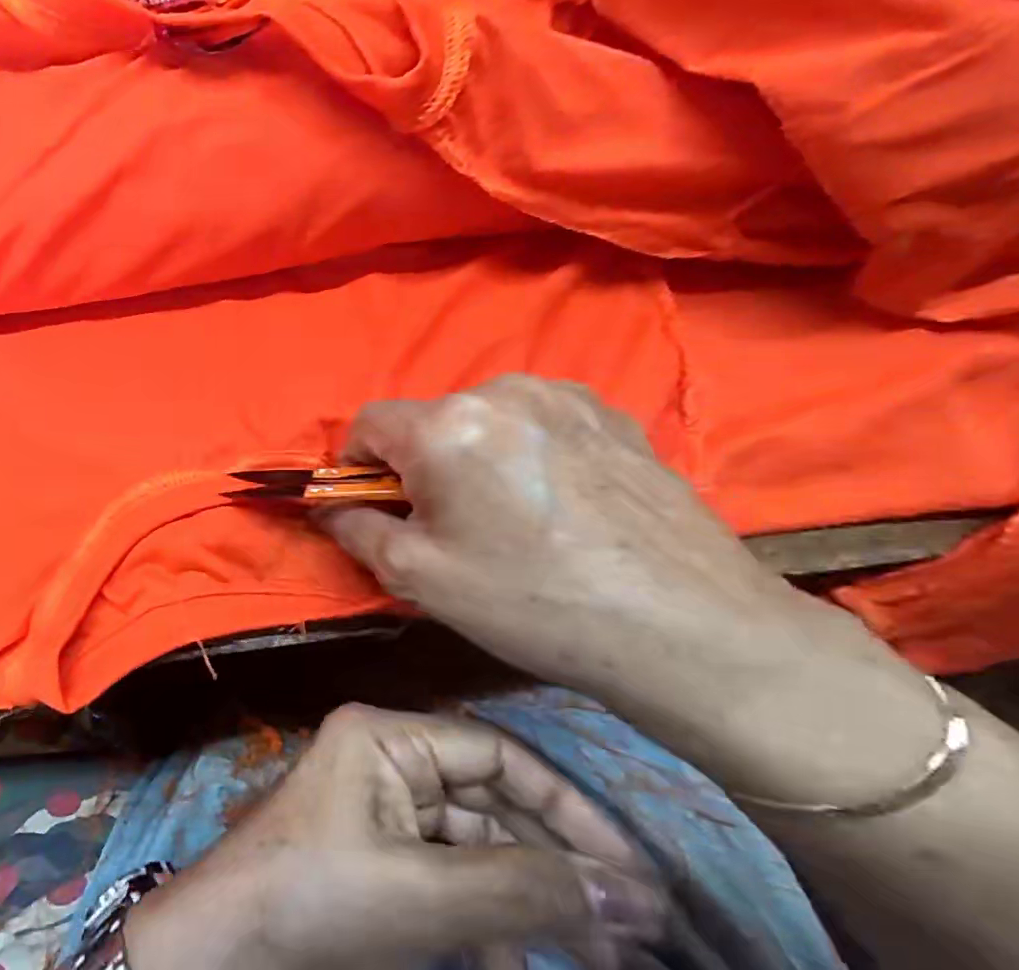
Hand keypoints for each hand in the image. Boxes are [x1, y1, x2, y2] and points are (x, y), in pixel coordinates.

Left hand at [124, 704, 667, 969]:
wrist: (227, 953)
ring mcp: (385, 810)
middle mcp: (390, 761)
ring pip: (479, 847)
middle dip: (559, 863)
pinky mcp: (381, 857)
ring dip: (534, 898)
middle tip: (635, 924)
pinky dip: (490, 918)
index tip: (631, 866)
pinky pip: (451, 877)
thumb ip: (525, 890)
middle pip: (494, 803)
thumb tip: (629, 898)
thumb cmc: (319, 902)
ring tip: (605, 953)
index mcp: (389, 738)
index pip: (497, 755)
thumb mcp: (426, 895)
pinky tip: (525, 960)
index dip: (568, 807)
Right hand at [315, 376, 934, 804]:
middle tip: (448, 529)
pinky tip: (561, 508)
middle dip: (420, 467)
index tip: (375, 511)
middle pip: (429, 422)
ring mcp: (565, 395)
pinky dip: (526, 454)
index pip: (367, 424)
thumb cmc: (533, 603)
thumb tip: (330, 505)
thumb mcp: (420, 579)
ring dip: (474, 458)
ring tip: (512, 520)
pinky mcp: (613, 413)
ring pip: (484, 421)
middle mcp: (502, 389)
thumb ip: (357, 530)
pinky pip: (539, 424)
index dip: (356, 468)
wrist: (688, 628)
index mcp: (447, 425)